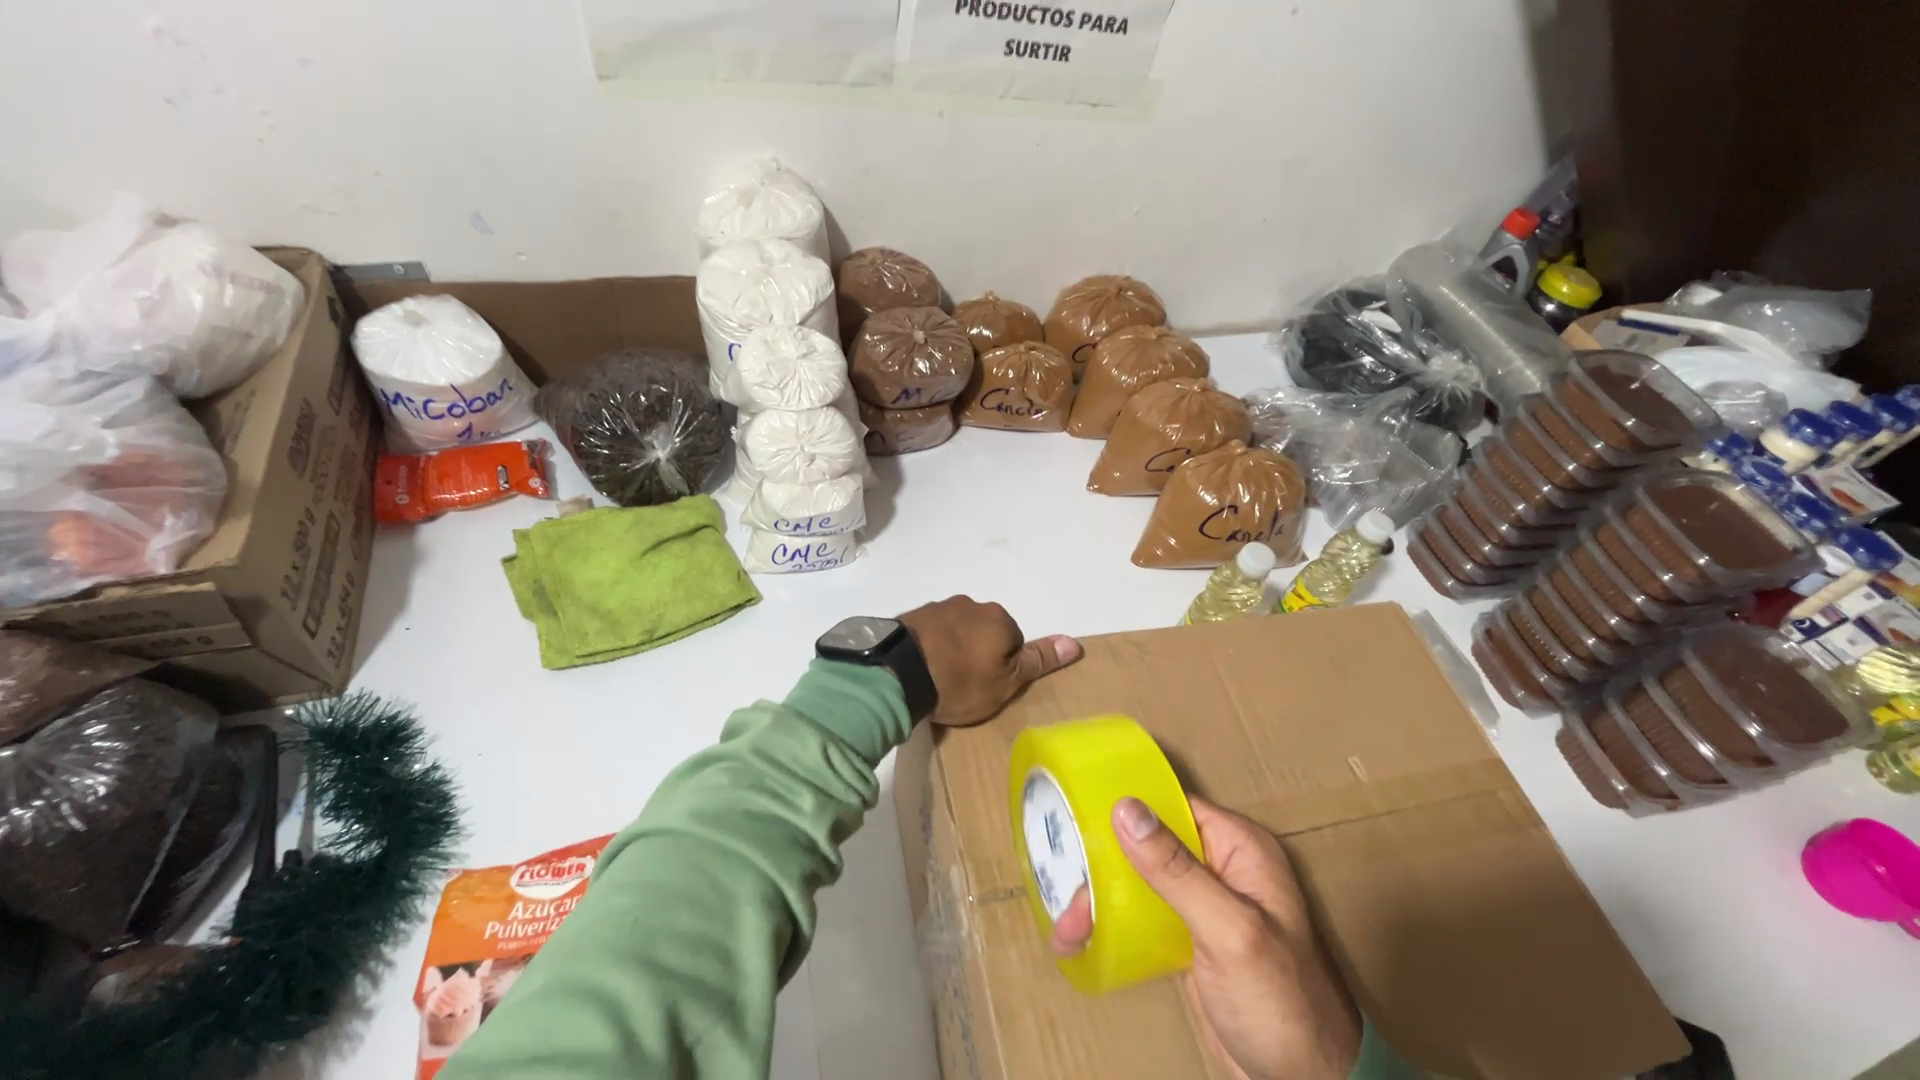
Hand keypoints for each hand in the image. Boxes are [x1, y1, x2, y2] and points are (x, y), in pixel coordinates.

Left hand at [896, 596, 1080, 726]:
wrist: (898, 673)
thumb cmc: (959, 682)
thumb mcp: (1006, 682)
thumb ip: (1038, 661)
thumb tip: (1074, 642)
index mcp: (999, 618)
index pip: (1013, 643)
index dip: (1002, 668)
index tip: (985, 687)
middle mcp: (971, 604)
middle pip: (984, 632)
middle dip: (977, 654)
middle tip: (962, 685)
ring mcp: (938, 607)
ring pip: (956, 630)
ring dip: (952, 649)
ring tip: (938, 679)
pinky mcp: (912, 616)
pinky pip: (930, 633)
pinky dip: (930, 647)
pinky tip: (920, 668)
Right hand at [1051, 796, 1361, 1079]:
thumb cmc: (1282, 1002)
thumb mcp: (1229, 930)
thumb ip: (1177, 871)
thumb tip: (1126, 809)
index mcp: (1240, 850)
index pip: (1174, 807)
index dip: (1127, 810)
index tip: (1078, 820)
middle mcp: (1221, 868)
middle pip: (1146, 847)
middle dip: (1102, 870)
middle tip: (1068, 900)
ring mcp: (1204, 906)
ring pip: (1137, 882)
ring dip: (1098, 902)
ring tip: (1065, 931)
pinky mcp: (1189, 940)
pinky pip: (1141, 916)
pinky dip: (1110, 927)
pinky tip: (1080, 941)